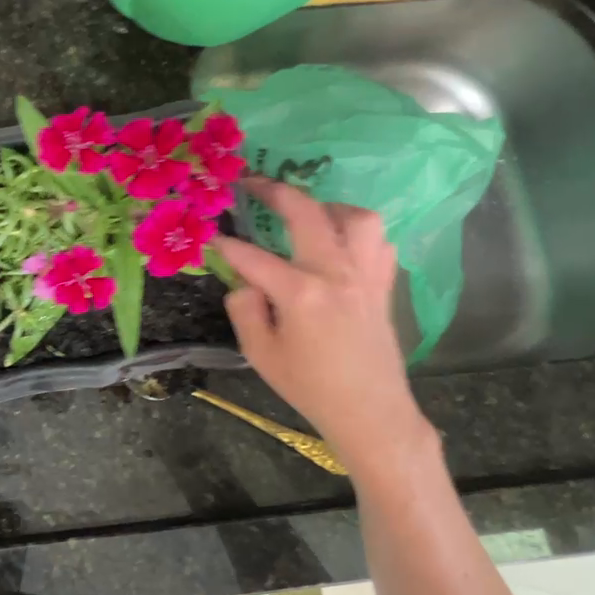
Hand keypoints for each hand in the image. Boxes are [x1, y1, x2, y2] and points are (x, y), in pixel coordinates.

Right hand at [214, 179, 432, 467]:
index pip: (252, 256)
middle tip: (251, 183)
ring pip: (356, 216)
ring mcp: (366, 275)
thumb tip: (246, 281)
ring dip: (327, 207)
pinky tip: (338, 243)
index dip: (226, 244)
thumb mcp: (260, 353)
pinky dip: (355, 233)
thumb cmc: (309, 387)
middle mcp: (337, 273)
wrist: (370, 411)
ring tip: (306, 214)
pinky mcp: (384, 284)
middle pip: (306, 212)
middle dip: (274, 191)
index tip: (210, 235)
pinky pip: (377, 240)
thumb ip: (245, 309)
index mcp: (301, 293)